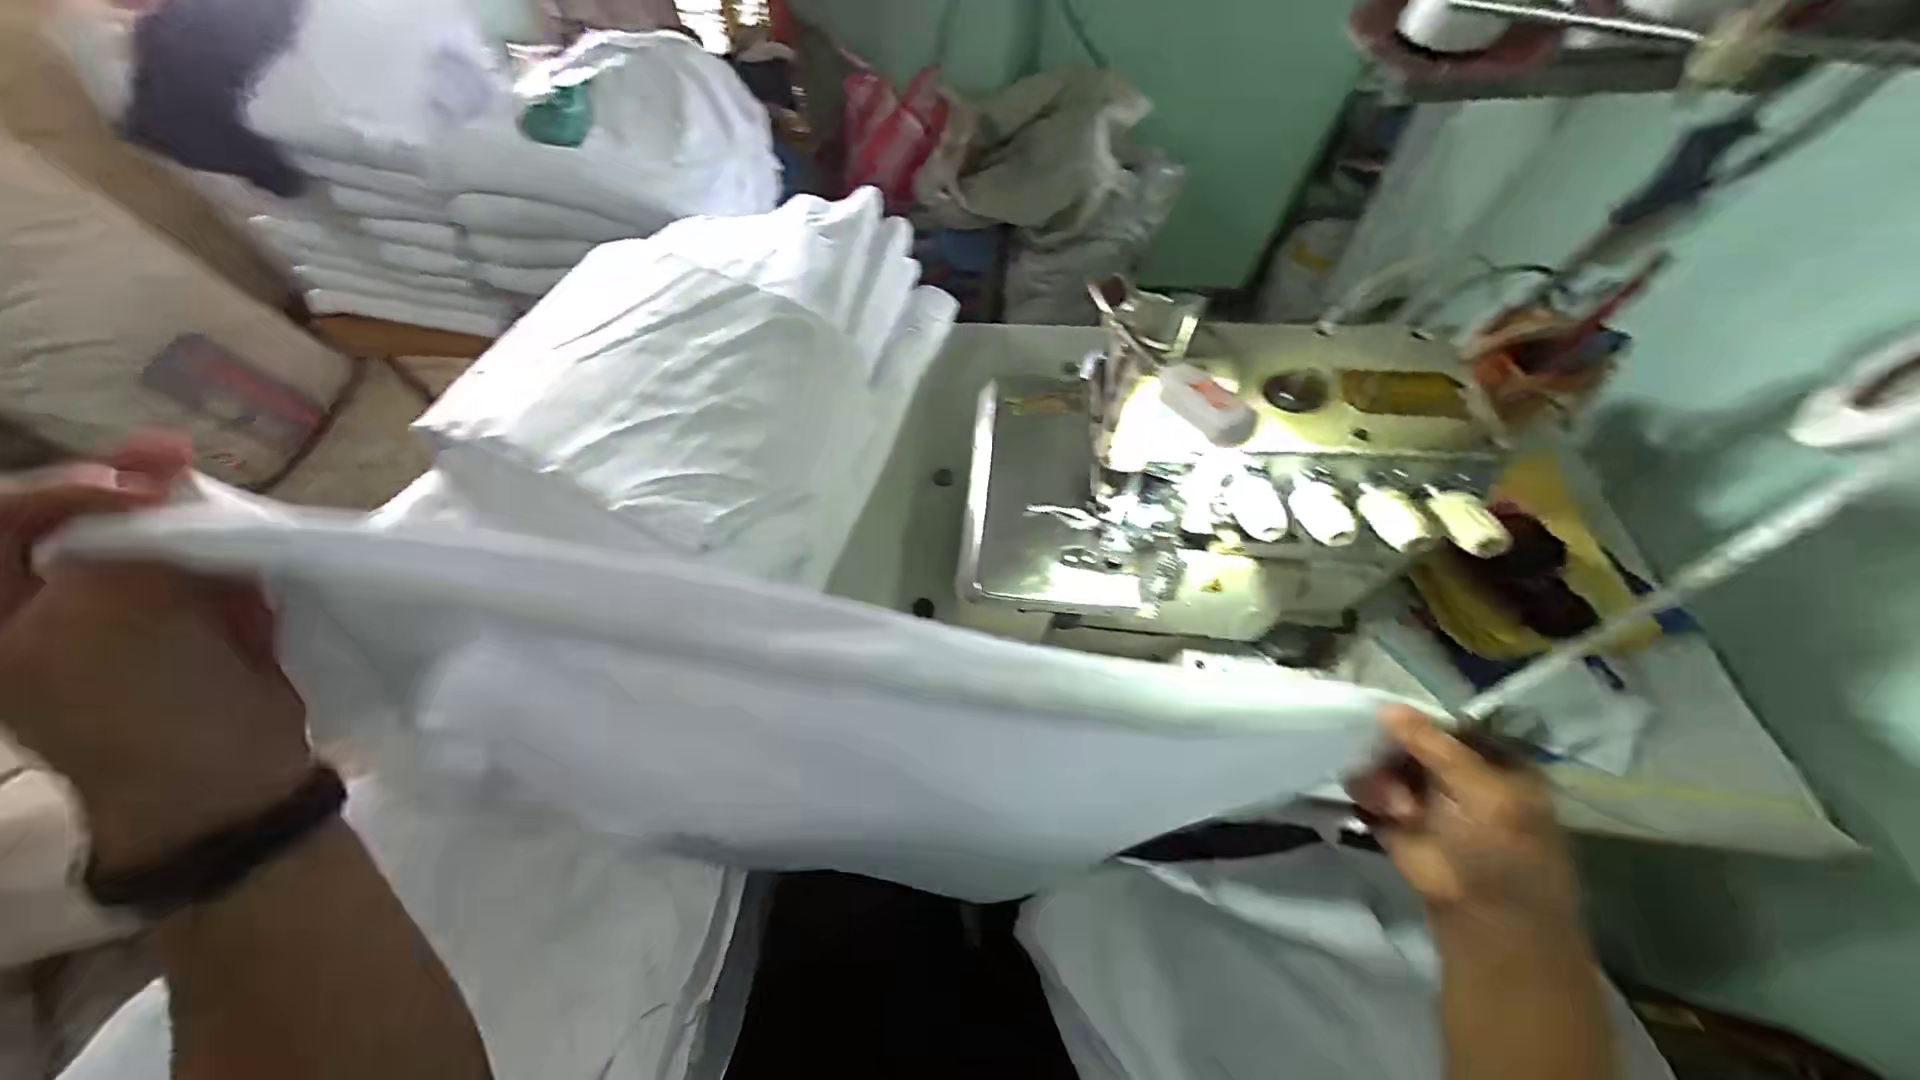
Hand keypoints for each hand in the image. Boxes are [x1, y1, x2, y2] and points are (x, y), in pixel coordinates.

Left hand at [0, 440, 312, 872]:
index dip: (66, 489)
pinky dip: (225, 553)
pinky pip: (203, 569)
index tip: (143, 484)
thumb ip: (125, 543)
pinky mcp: (193, 625)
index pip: (1, 518)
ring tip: (213, 495)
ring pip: (150, 540)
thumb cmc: (146, 704)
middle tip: (177, 455)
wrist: (227, 772)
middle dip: (130, 489)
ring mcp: (125, 616)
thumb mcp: (113, 619)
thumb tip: (157, 481)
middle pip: (77, 521)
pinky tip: (244, 545)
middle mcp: (47, 606)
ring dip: (184, 517)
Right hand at [1347, 706, 1581, 937]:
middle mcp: (1449, 767)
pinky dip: (1365, 794)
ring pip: (1376, 759)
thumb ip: (1435, 746)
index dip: (1413, 715)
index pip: (1441, 720)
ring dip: (1380, 779)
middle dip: (1389, 750)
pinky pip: (1361, 785)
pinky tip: (1378, 813)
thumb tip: (1386, 706)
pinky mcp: (1387, 811)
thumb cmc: (1503, 852)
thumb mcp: (1485, 792)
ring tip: (1397, 809)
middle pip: (1401, 736)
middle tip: (1390, 766)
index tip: (1384, 713)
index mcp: (1486, 756)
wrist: (1485, 918)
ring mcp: (1416, 789)